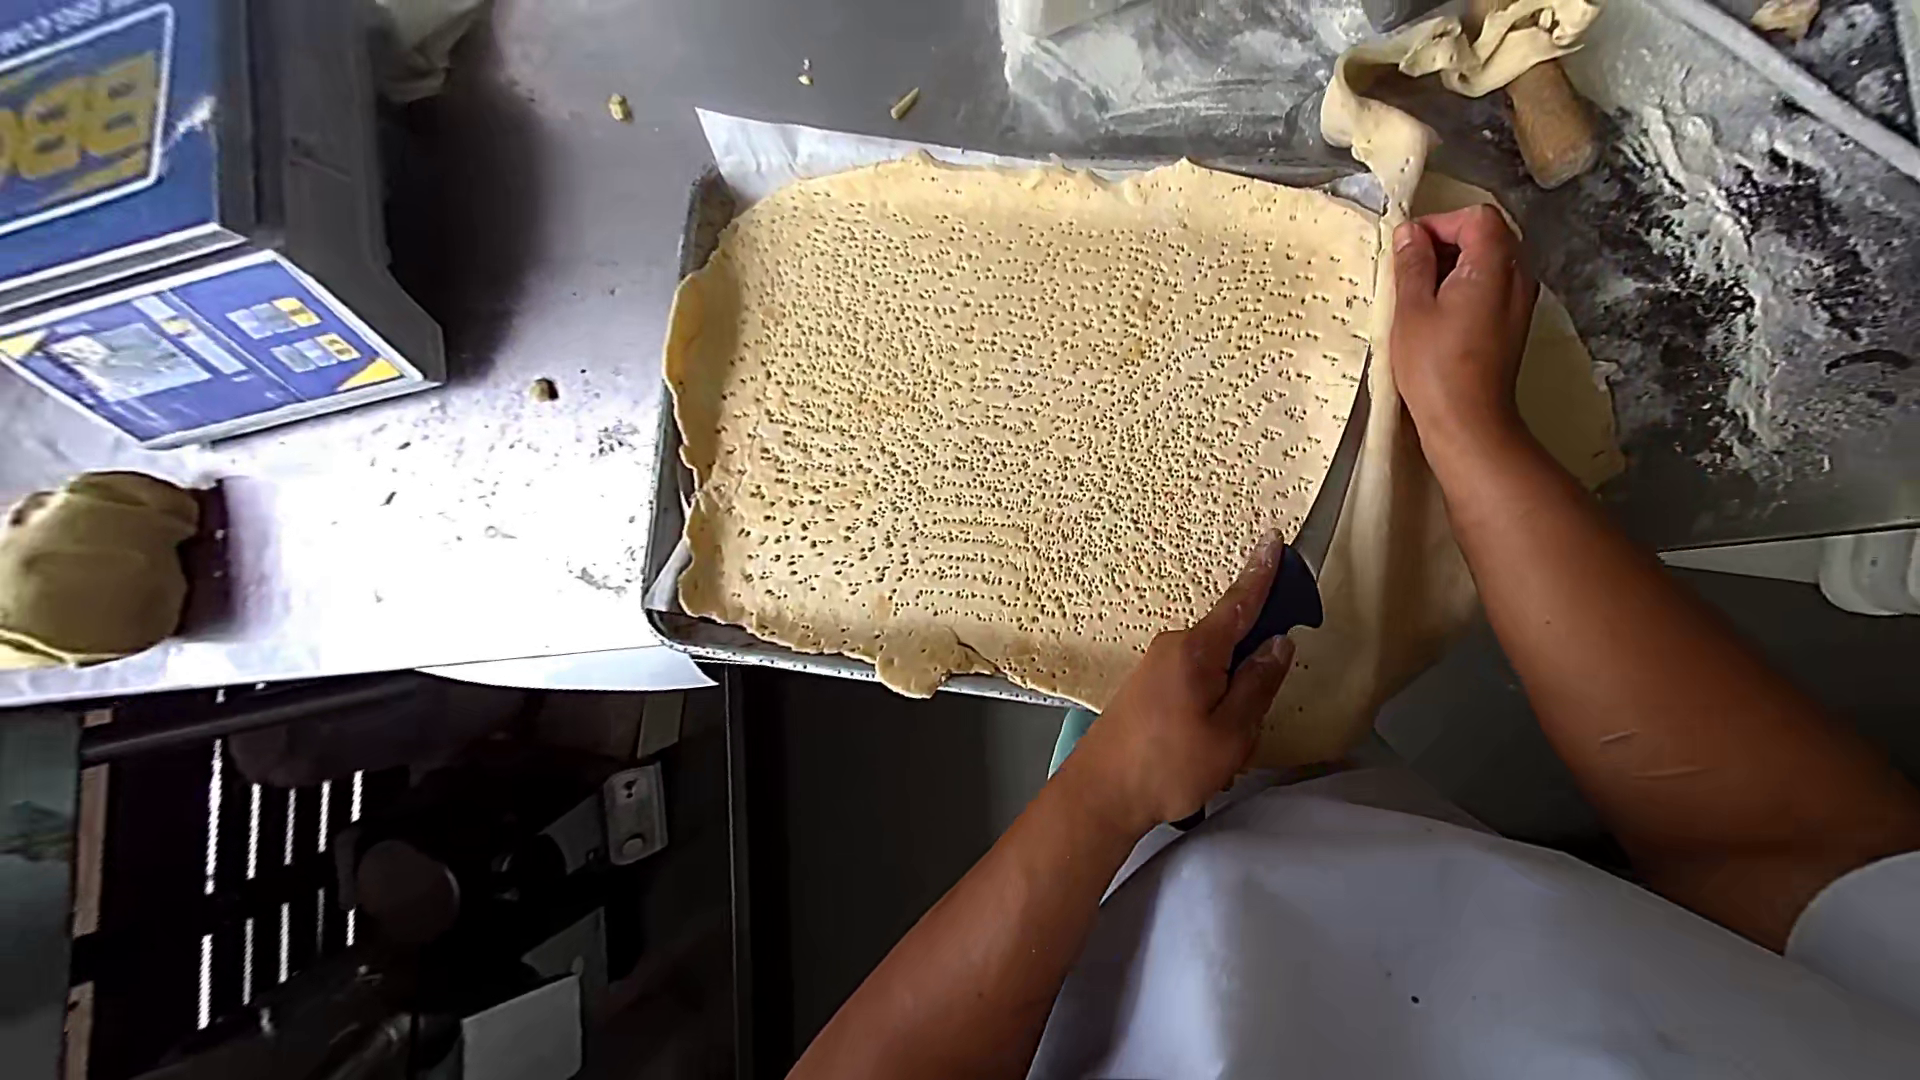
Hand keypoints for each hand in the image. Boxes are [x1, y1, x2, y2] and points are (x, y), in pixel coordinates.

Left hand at [1063, 530, 1297, 828]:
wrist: (1102, 789)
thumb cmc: (1168, 763)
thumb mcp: (1231, 730)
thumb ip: (1259, 682)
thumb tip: (1278, 643)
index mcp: (1196, 649)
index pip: (1239, 602)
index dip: (1262, 572)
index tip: (1273, 539)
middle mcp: (1173, 646)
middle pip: (1230, 639)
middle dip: (1253, 671)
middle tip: (1252, 720)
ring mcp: (1157, 664)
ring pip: (1215, 669)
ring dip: (1232, 702)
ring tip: (1221, 752)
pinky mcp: (1148, 684)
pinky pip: (1196, 683)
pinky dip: (1213, 708)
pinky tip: (1205, 747)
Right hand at [1390, 206, 1538, 454]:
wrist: (1465, 415)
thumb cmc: (1434, 366)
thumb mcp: (1411, 310)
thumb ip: (1412, 265)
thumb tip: (1409, 234)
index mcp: (1494, 264)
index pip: (1474, 218)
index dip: (1436, 224)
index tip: (1402, 247)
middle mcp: (1516, 275)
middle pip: (1484, 236)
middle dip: (1441, 245)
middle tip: (1401, 271)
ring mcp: (1516, 299)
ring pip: (1484, 263)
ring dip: (1447, 269)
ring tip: (1411, 296)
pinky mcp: (1507, 322)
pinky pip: (1485, 288)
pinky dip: (1457, 290)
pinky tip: (1429, 316)